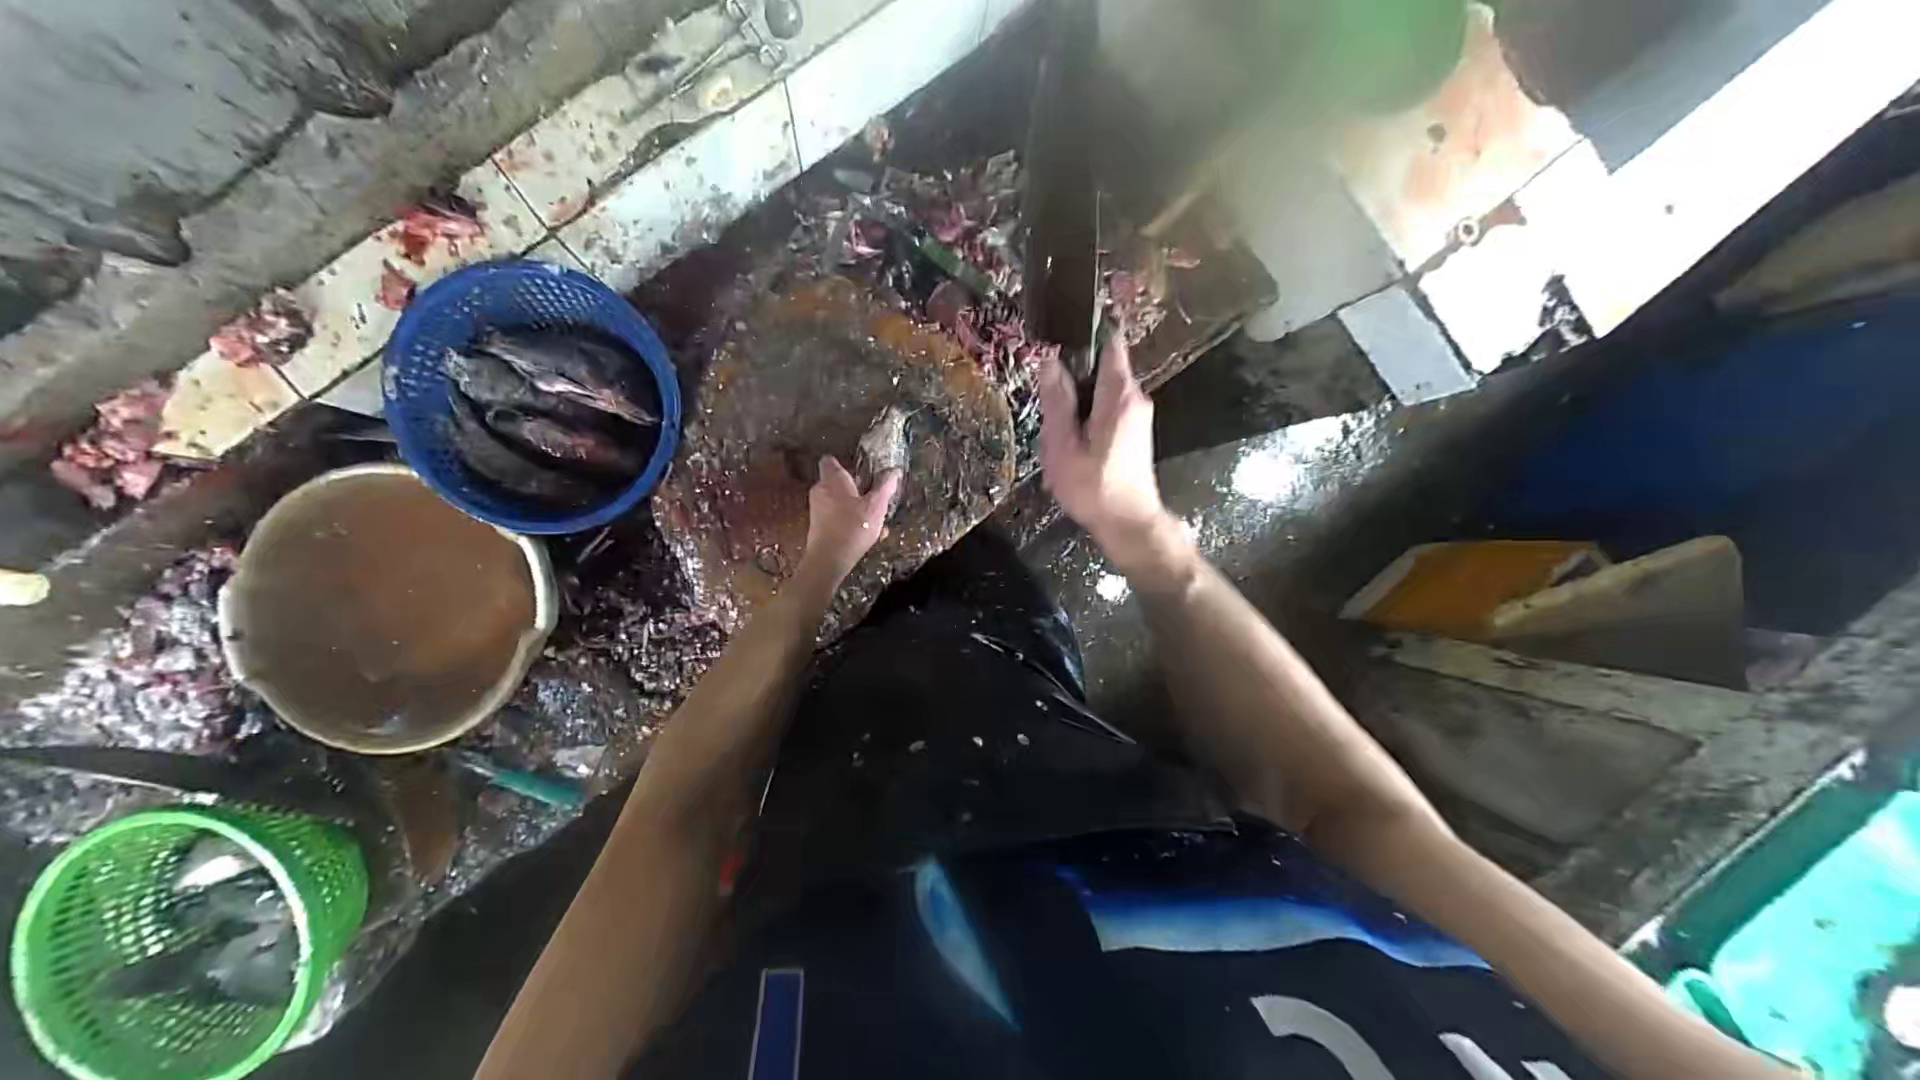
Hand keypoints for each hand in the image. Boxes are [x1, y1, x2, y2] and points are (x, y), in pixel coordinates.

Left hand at [803, 456, 901, 581]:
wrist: (828, 560)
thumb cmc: (852, 527)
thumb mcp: (876, 506)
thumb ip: (885, 487)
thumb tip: (894, 471)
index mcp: (832, 479)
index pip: (831, 460)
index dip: (845, 463)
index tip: (862, 472)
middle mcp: (820, 490)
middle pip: (838, 483)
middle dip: (855, 489)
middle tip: (874, 497)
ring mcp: (817, 509)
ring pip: (839, 502)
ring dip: (855, 507)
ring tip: (875, 519)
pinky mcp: (818, 527)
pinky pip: (836, 517)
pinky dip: (849, 521)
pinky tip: (866, 535)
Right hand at [1038, 336, 1187, 581]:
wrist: (1129, 524)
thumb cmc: (1094, 488)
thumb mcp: (1063, 446)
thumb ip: (1056, 401)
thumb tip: (1049, 361)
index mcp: (1118, 395)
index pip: (1110, 342)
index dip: (1085, 333)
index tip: (1060, 336)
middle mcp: (1135, 398)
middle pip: (1100, 369)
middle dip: (1072, 380)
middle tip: (1047, 404)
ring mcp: (1138, 415)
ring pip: (1100, 393)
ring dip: (1077, 406)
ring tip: (1057, 434)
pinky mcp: (1135, 432)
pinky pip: (1106, 411)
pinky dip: (1087, 421)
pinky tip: (1072, 448)